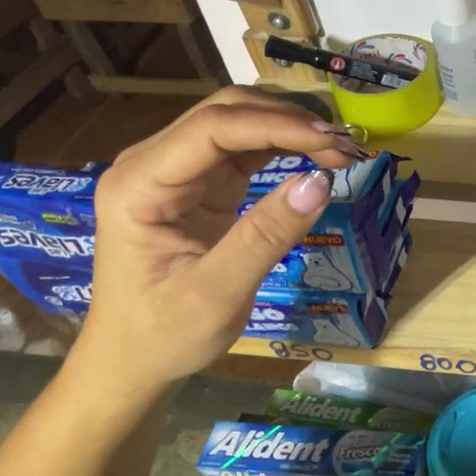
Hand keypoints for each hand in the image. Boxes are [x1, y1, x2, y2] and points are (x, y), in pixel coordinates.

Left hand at [69, 87, 362, 397]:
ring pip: (239, 121)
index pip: (212, 129)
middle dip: (288, 120)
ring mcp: (176, 170)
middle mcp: (150, 164)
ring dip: (290, 128)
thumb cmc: (163, 335)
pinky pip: (245, 146)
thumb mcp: (216, 295)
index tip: (332, 143)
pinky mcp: (200, 182)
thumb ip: (265, 235)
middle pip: (225, 112)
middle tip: (344, 147)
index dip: (276, 126)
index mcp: (139, 185)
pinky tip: (316, 157)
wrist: (131, 363)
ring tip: (339, 151)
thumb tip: (320, 181)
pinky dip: (284, 145)